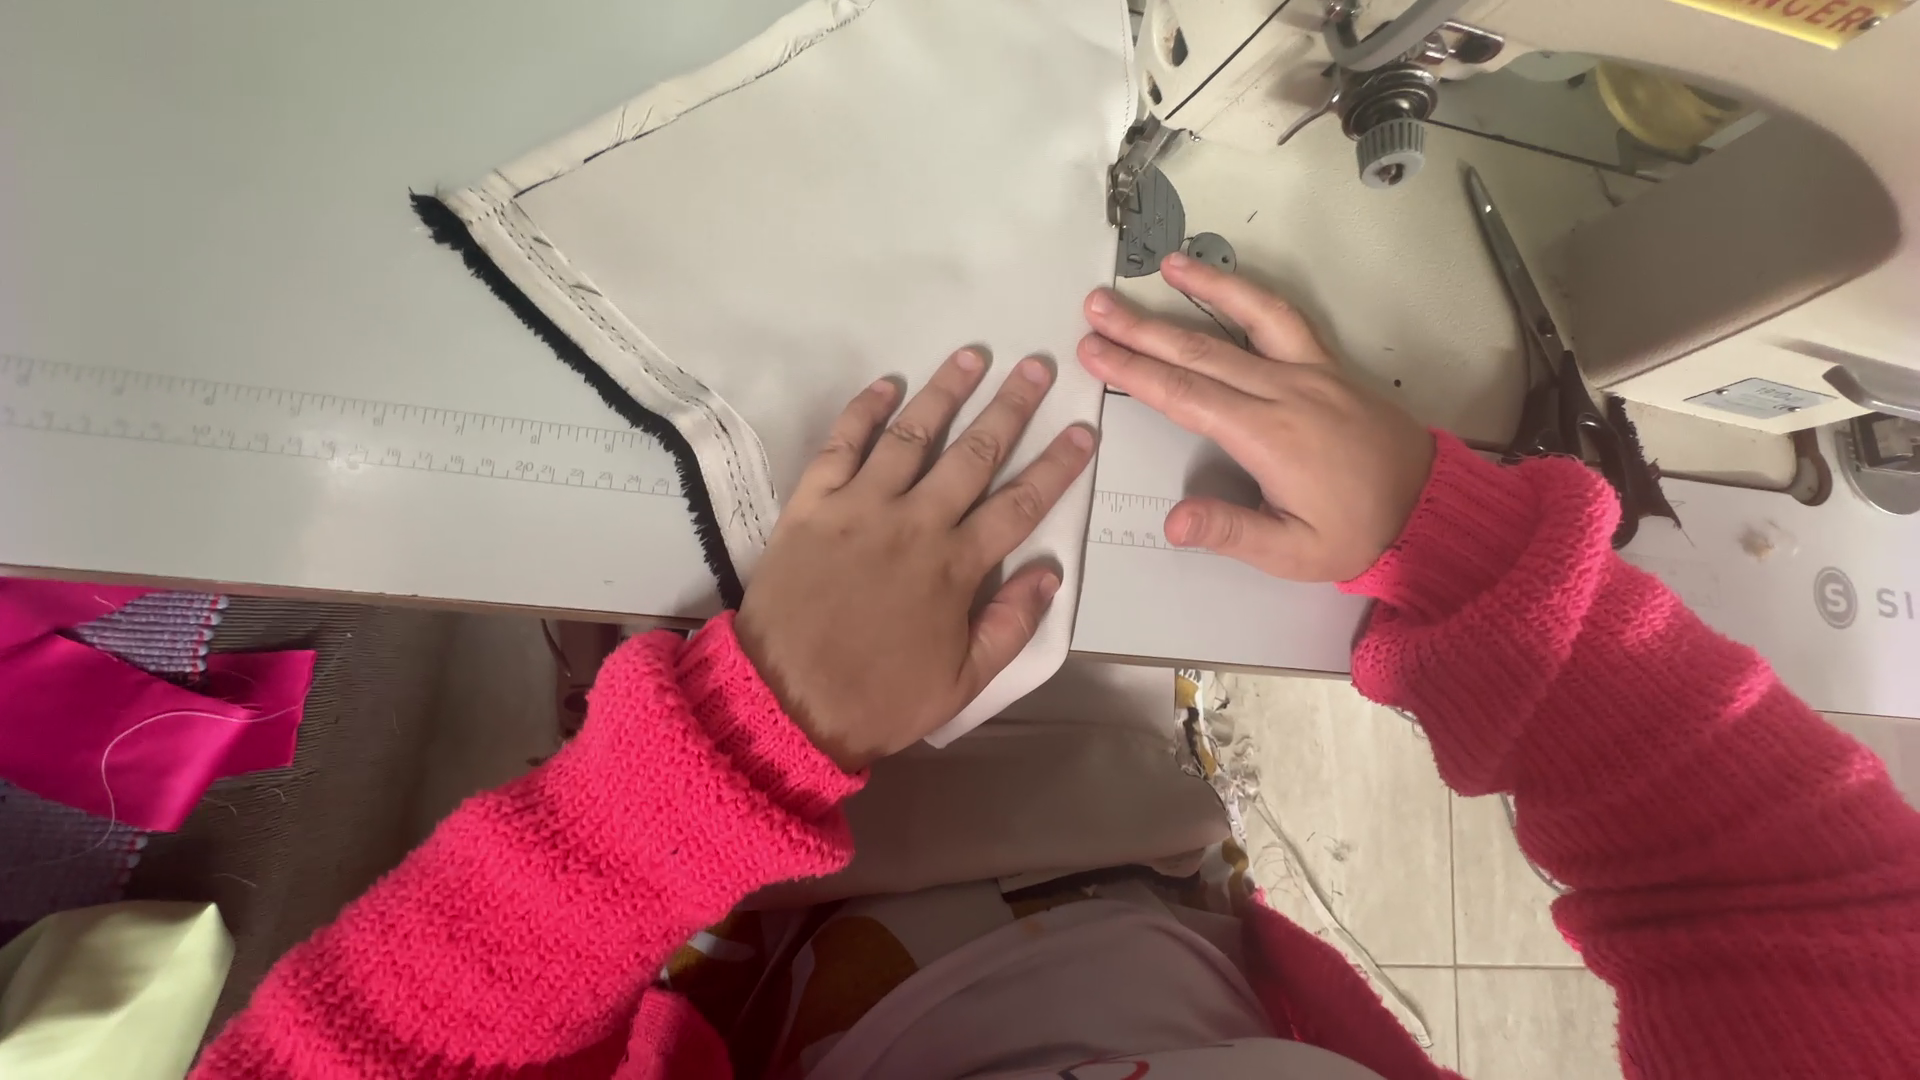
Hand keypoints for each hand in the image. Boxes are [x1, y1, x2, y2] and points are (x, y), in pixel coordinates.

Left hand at [735, 350, 1096, 769]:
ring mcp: (860, 507)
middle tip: (1037, 366)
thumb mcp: (961, 682)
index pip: (1019, 505)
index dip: (1055, 467)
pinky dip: (863, 411)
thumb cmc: (878, 698)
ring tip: (973, 355)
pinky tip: (886, 384)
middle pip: (974, 454)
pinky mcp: (813, 505)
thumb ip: (1010, 626)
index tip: (1081, 430)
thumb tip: (1050, 572)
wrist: (783, 702)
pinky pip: (841, 445)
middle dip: (1011, 407)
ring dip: (945, 392)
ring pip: (912, 436)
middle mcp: (914, 523)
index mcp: (954, 567)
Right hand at [1076, 251, 1433, 581]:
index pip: (1185, 397)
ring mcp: (1309, 370)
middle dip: (1141, 329)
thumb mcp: (1291, 552)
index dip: (1134, 371)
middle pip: (1200, 352)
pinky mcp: (1326, 365)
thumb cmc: (1354, 534)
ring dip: (1201, 290)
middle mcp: (1285, 392)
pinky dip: (1251, 293)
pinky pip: (1285, 317)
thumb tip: (1171, 522)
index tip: (1093, 351)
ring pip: (1246, 319)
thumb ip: (1230, 533)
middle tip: (1096, 307)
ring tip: (1164, 265)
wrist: (1428, 509)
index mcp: (1268, 437)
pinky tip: (1225, 281)